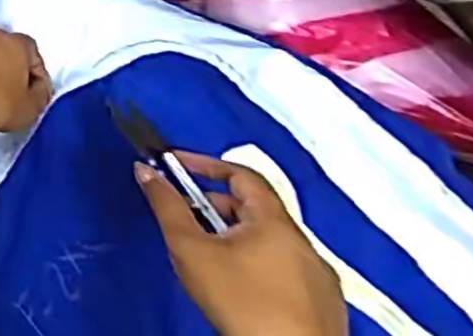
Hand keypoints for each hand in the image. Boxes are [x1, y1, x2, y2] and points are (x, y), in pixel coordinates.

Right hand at [139, 152, 346, 335]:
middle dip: (213, 206)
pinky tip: (237, 284)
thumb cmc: (240, 301)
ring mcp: (321, 280)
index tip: (173, 164)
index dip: (205, 163)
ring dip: (233, 235)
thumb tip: (146, 171)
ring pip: (268, 240)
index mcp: (276, 226)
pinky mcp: (325, 307)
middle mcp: (306, 247)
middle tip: (184, 218)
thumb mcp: (188, 246)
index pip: (243, 175)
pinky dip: (255, 261)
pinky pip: (284, 267)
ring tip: (206, 254)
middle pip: (253, 209)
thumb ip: (166, 203)